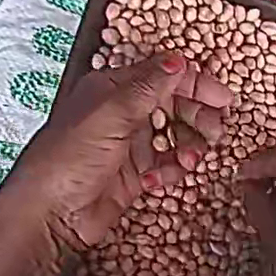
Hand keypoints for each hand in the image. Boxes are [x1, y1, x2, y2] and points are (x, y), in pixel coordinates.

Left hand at [7, 53, 230, 250]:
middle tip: (215, 133)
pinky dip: (171, 171)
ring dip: (188, 147)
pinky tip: (160, 181)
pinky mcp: (136, 174)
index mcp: (113, 89)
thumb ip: (148, 87)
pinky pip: (167, 166)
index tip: (223, 100)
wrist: (52, 213)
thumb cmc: (70, 158)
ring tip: (190, 160)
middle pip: (174, 106)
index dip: (195, 85)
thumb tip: (178, 62)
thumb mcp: (112, 114)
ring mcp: (131, 145)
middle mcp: (124, 114)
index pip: (164, 77)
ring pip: (175, 137)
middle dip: (198, 118)